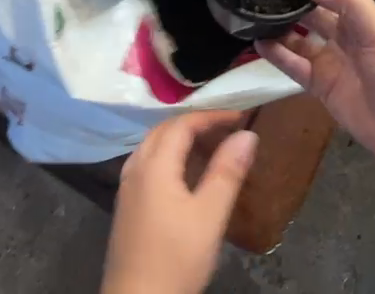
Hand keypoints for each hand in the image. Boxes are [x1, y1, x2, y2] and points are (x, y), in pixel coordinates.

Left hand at [100, 111, 256, 293]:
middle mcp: (136, 169)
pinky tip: (183, 174)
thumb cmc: (176, 258)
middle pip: (164, 130)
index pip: (182, 124)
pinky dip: (168, 156)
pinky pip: (147, 164)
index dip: (211, 116)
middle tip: (225, 128)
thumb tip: (247, 134)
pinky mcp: (126, 207)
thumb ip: (227, 172)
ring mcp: (127, 188)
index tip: (240, 117)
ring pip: (152, 146)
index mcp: (155, 165)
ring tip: (208, 146)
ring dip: (179, 139)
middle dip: (195, 123)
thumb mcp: (209, 217)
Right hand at [255, 0, 374, 168]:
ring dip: (279, 29)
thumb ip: (348, 2)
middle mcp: (344, 36)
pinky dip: (277, 55)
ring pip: (299, 39)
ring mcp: (330, 62)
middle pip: (312, 15)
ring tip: (252, 15)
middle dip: (291, 3)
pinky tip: (258, 44)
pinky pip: (294, 66)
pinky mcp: (320, 86)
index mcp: (361, 18)